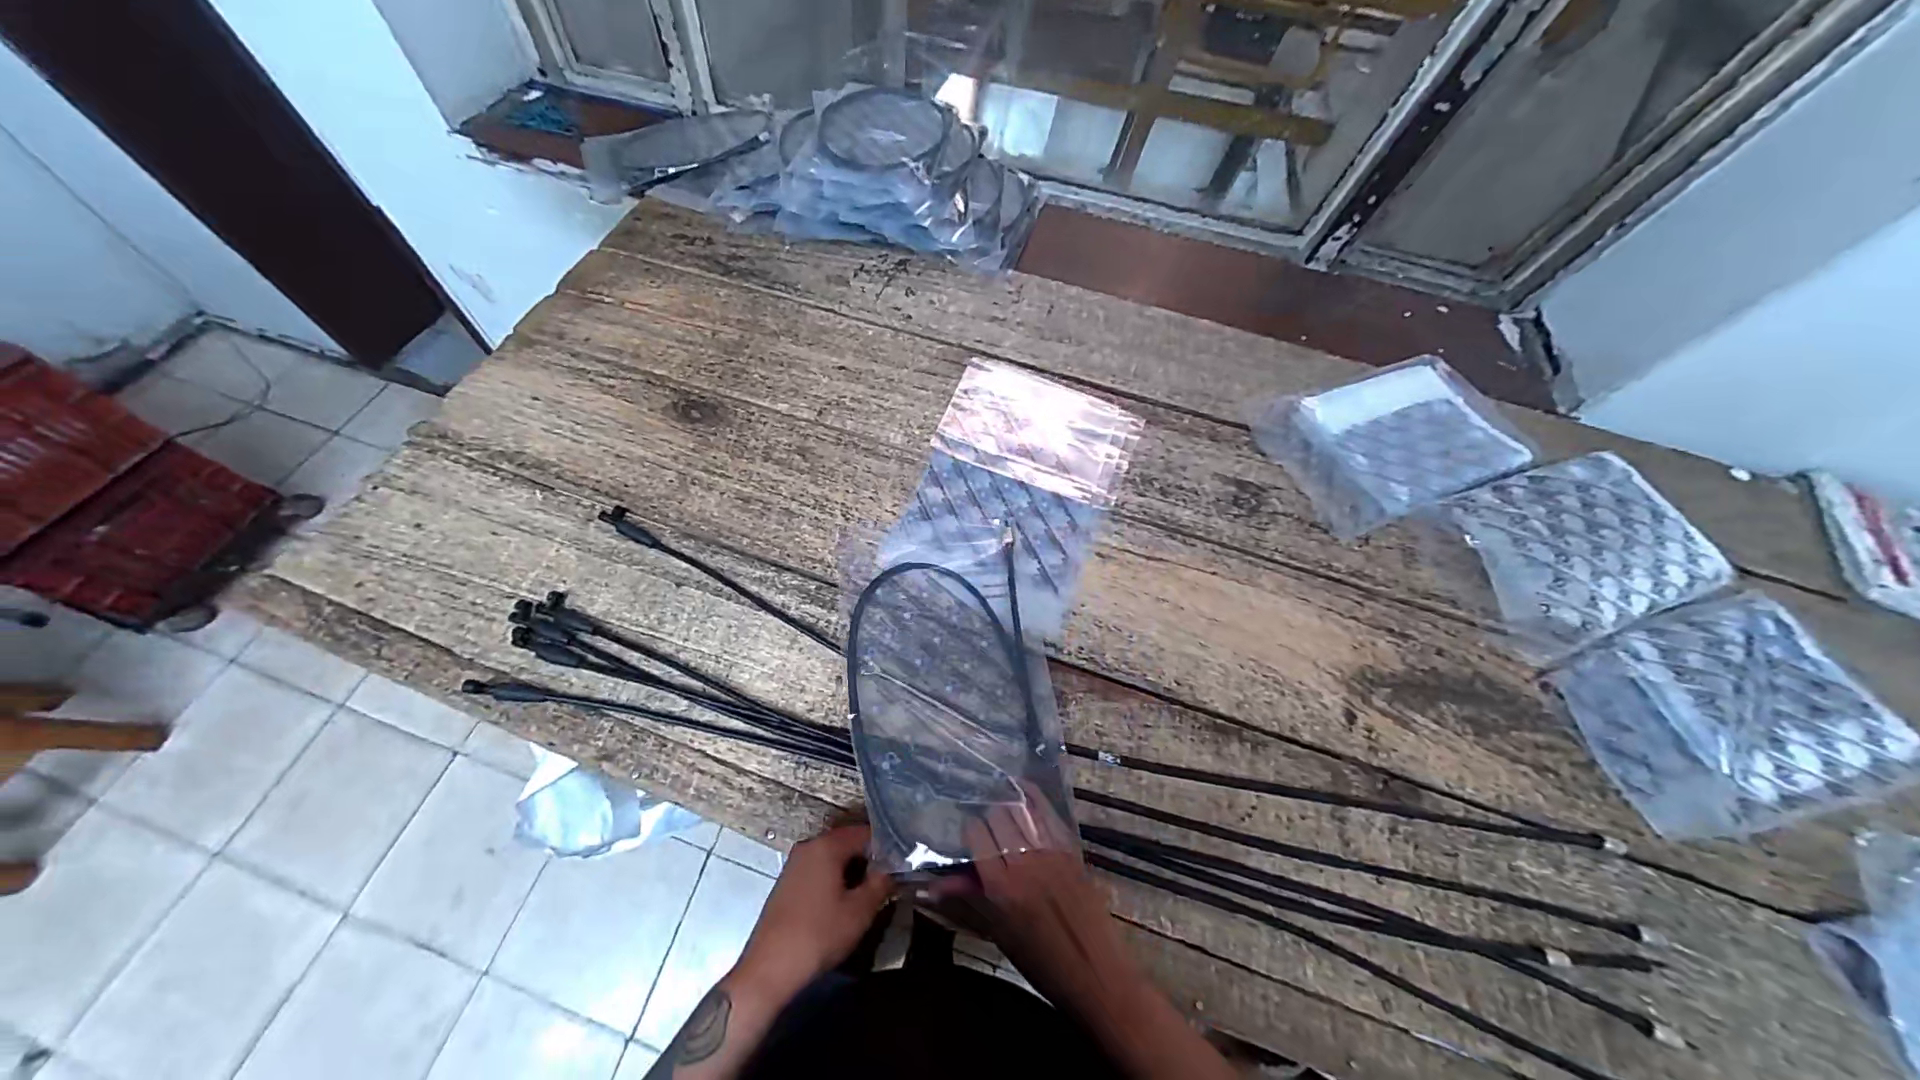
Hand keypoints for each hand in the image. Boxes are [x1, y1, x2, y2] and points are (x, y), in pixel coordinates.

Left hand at [734, 824, 894, 994]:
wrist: (770, 969)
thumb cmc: (819, 934)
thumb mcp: (860, 911)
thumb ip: (880, 883)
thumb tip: (891, 870)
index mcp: (826, 846)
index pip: (865, 833)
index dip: (886, 847)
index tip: (900, 865)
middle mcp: (808, 847)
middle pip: (847, 843)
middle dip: (868, 860)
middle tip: (886, 881)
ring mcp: (794, 865)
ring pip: (832, 858)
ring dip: (851, 872)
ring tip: (867, 895)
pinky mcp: (786, 884)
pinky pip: (818, 871)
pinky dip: (833, 880)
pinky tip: (841, 904)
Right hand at [962, 805, 1238, 1079]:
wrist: (1096, 974)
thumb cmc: (1041, 963)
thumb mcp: (999, 934)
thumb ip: (969, 899)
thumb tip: (932, 884)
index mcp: (1001, 887)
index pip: (975, 834)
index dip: (968, 831)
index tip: (967, 838)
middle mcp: (1024, 862)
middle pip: (997, 815)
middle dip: (986, 816)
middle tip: (985, 827)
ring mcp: (1051, 852)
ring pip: (1021, 809)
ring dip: (1007, 804)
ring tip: (1000, 805)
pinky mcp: (1071, 850)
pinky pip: (1048, 815)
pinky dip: (1035, 798)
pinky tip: (1024, 789)